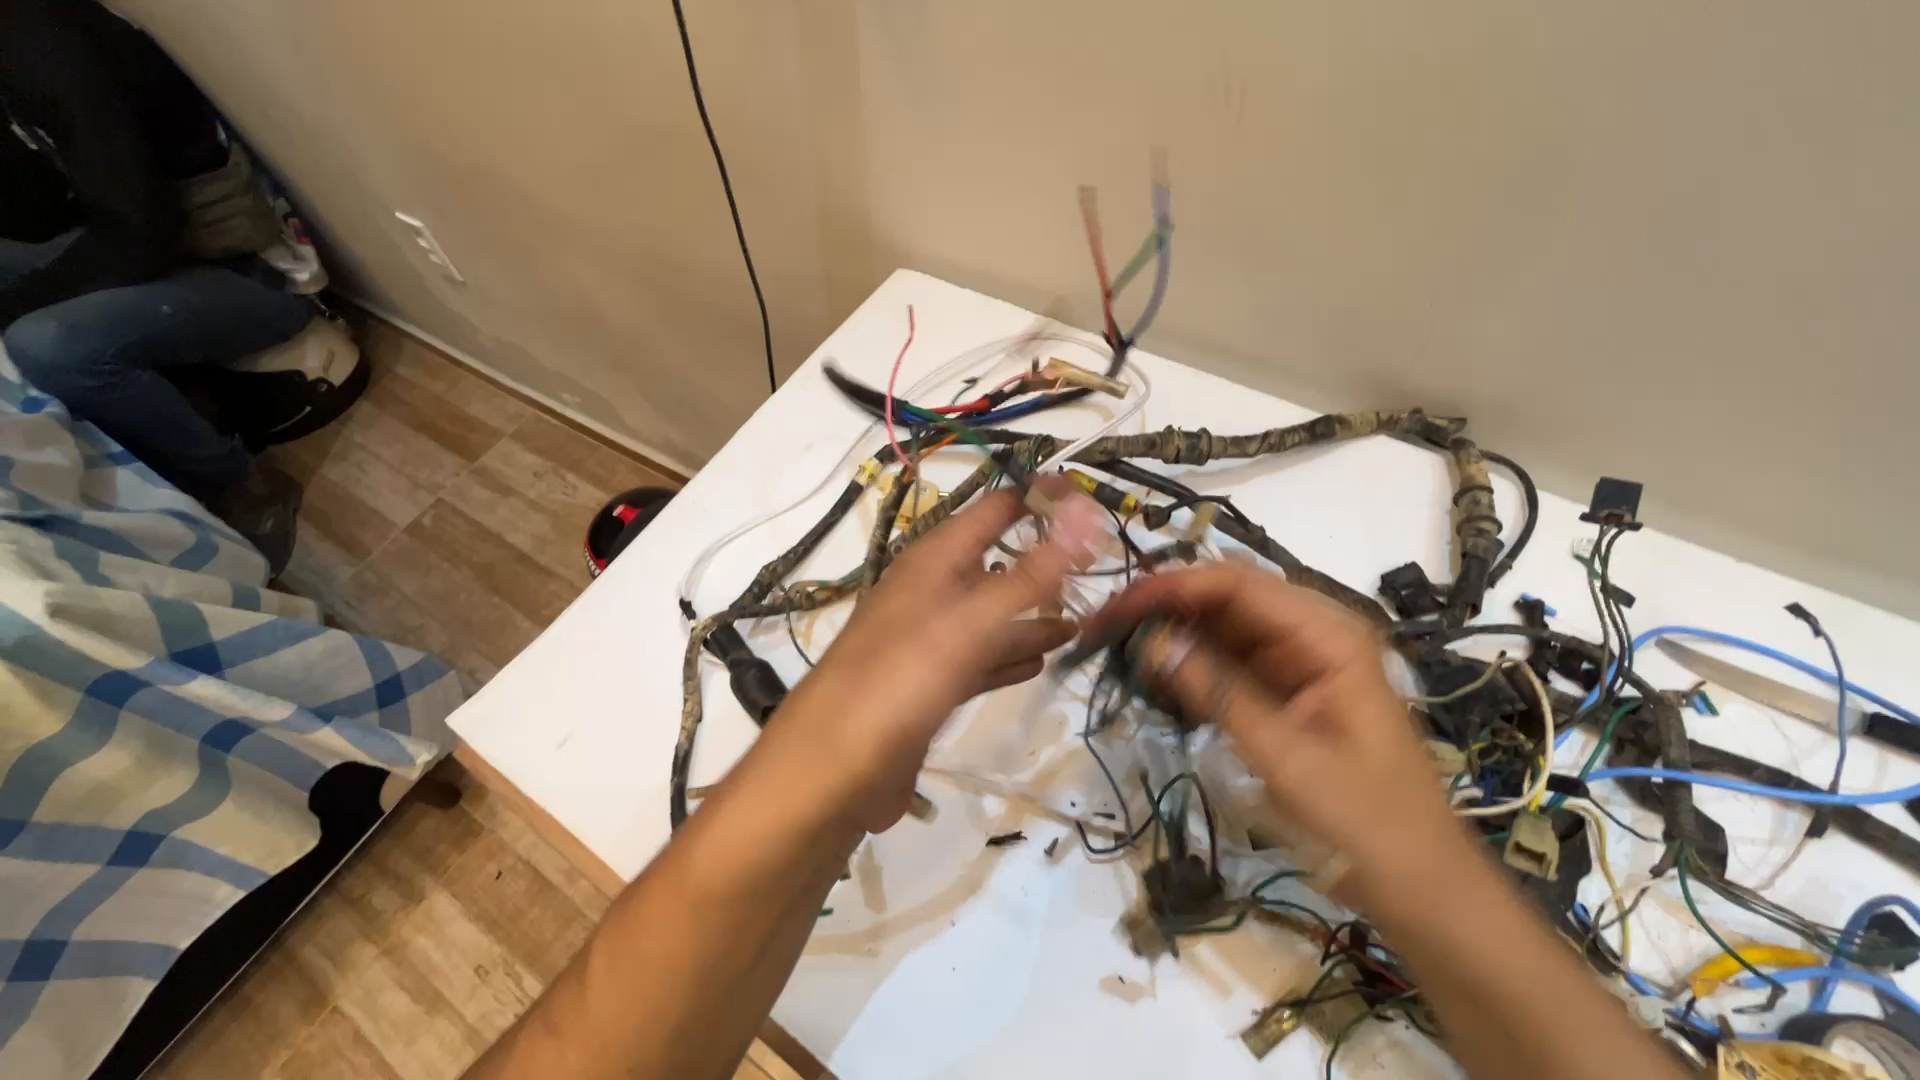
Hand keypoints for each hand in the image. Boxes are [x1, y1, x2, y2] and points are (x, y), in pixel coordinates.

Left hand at [769, 481, 1103, 832]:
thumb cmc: (902, 678)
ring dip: (1033, 616)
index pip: (993, 510)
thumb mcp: (971, 620)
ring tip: (1081, 619)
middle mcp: (930, 592)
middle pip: (995, 563)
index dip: (1039, 499)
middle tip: (1099, 566)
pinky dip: (1010, 658)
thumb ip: (1031, 574)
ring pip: (991, 617)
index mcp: (933, 561)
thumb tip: (1086, 515)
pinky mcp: (930, 686)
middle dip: (1043, 562)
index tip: (1091, 500)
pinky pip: (980, 660)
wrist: (835, 768)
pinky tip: (1040, 663)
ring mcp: (929, 641)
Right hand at [1084, 558, 1473, 911]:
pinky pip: (1228, 662)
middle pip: (1226, 597)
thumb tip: (1149, 640)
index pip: (1238, 584)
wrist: (1418, 884)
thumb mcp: (1284, 756)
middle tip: (1102, 628)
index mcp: (1328, 635)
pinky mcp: (1286, 691)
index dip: (1172, 586)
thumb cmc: (1362, 822)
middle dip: (1164, 605)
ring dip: (1171, 634)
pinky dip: (1189, 667)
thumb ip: (1217, 692)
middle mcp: (1313, 634)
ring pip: (1221, 627)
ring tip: (1114, 650)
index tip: (1115, 607)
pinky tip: (1152, 679)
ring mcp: (1299, 662)